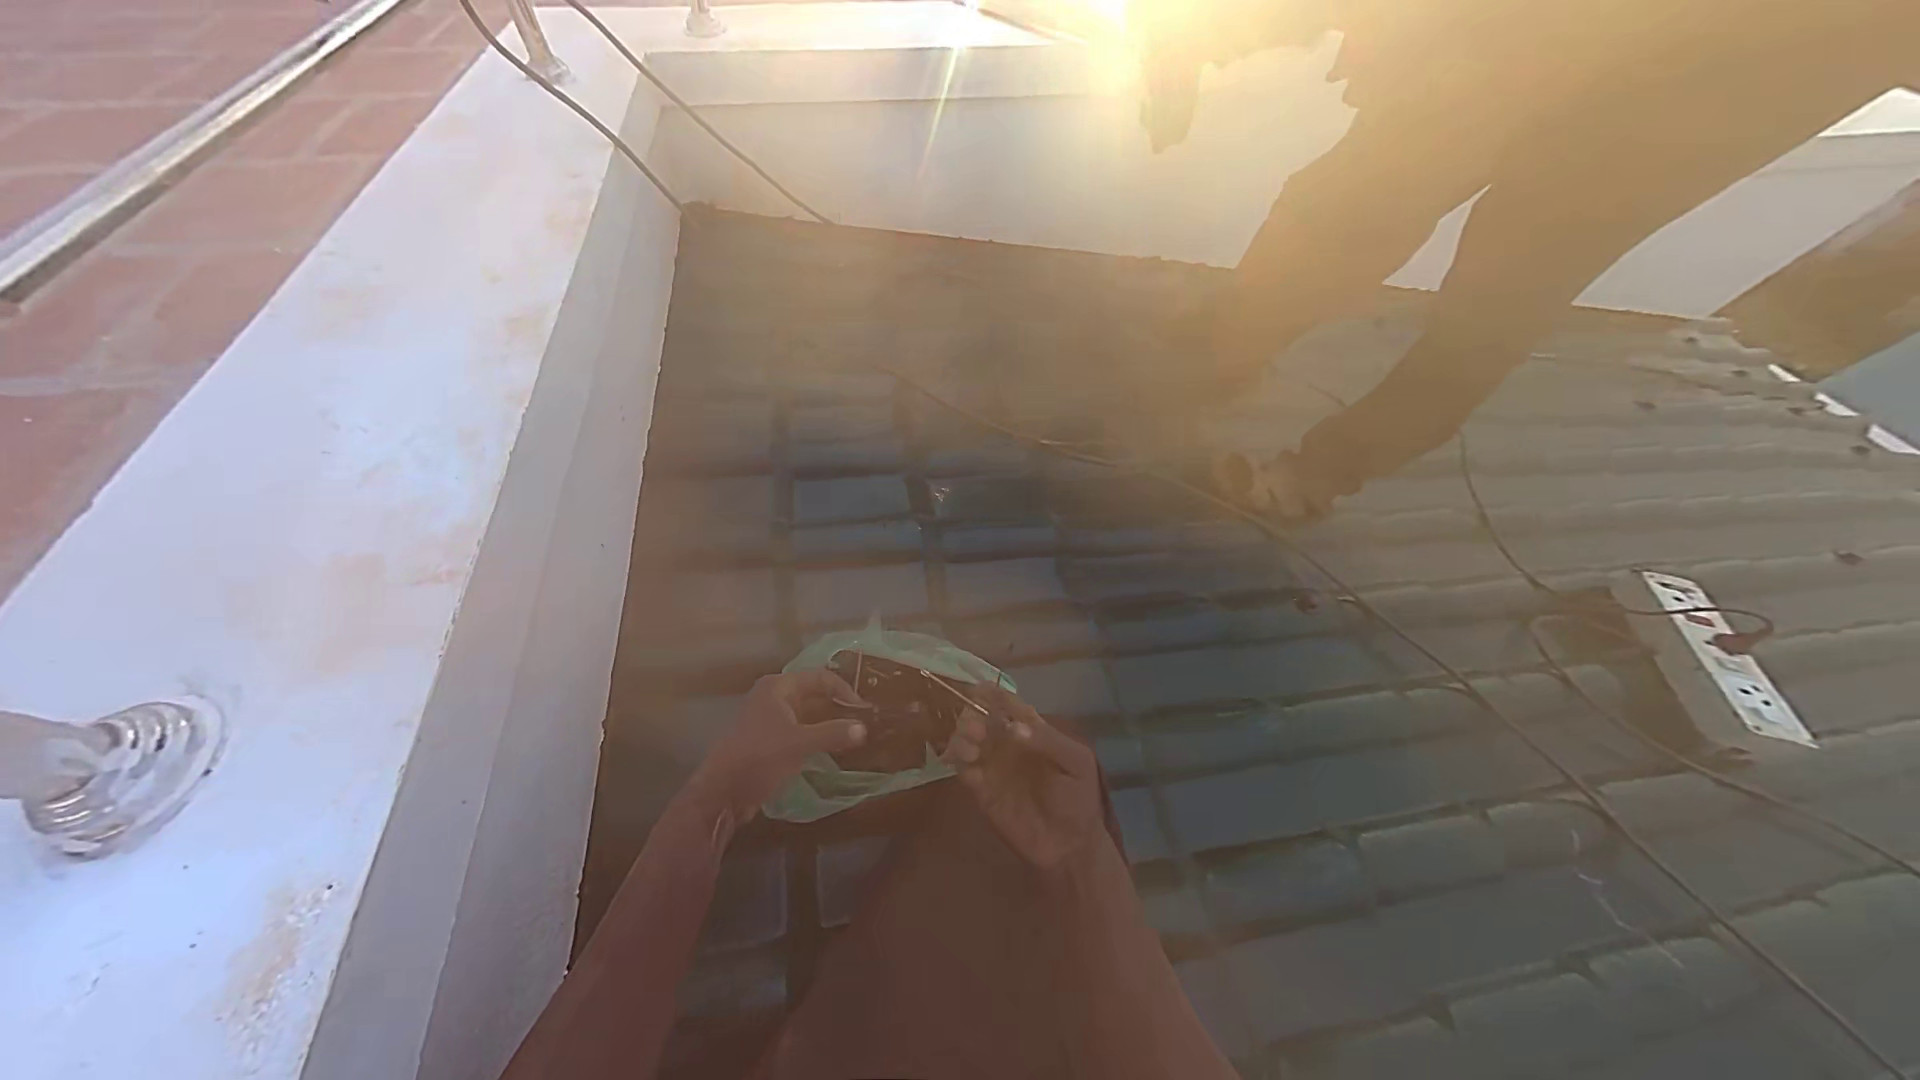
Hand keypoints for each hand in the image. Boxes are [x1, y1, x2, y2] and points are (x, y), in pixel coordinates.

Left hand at [691, 671, 868, 823]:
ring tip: (855, 734)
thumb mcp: (799, 743)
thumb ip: (832, 733)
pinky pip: (801, 731)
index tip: (863, 708)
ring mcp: (769, 720)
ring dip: (829, 722)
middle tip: (864, 720)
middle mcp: (773, 697)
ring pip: (808, 714)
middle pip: (814, 694)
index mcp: (777, 687)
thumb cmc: (758, 758)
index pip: (820, 678)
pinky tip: (835, 748)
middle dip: (838, 706)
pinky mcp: (769, 741)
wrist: (722, 794)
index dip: (844, 690)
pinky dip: (818, 736)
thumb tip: (863, 728)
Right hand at [941, 684, 1103, 870]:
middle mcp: (1006, 743)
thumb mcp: (1075, 763)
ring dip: (961, 738)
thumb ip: (1048, 741)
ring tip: (972, 750)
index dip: (992, 694)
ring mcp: (992, 766)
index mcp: (1030, 730)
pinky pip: (963, 771)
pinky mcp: (982, 791)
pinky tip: (970, 770)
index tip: (978, 689)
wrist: (1071, 846)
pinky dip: (959, 765)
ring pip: (966, 741)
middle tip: (976, 730)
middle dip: (971, 717)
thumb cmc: (1077, 798)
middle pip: (979, 718)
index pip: (1006, 703)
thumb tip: (1014, 727)